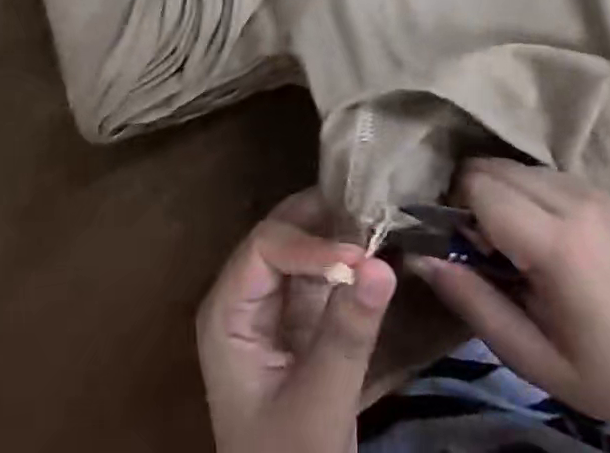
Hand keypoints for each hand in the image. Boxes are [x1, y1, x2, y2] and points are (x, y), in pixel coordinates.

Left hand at [197, 190, 396, 452]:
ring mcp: (274, 302)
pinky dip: (350, 256)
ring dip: (340, 230)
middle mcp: (246, 294)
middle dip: (325, 218)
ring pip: (304, 243)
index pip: (264, 248)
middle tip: (375, 206)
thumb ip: (346, 336)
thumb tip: (382, 265)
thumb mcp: (318, 403)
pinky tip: (379, 246)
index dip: (311, 243)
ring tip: (382, 215)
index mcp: (227, 311)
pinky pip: (324, 270)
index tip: (360, 253)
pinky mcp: (302, 315)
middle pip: (281, 233)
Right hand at [406, 160, 609, 450]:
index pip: (479, 187)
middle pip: (491, 166)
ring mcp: (592, 190)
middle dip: (470, 197)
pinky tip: (536, 235)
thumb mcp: (527, 355)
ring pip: (513, 165)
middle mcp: (575, 200)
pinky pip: (539, 172)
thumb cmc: (602, 374)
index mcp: (558, 243)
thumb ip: (469, 299)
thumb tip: (417, 256)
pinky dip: (521, 192)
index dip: (454, 210)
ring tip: (510, 244)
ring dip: (496, 193)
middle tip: (480, 248)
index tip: (459, 248)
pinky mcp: (601, 190)